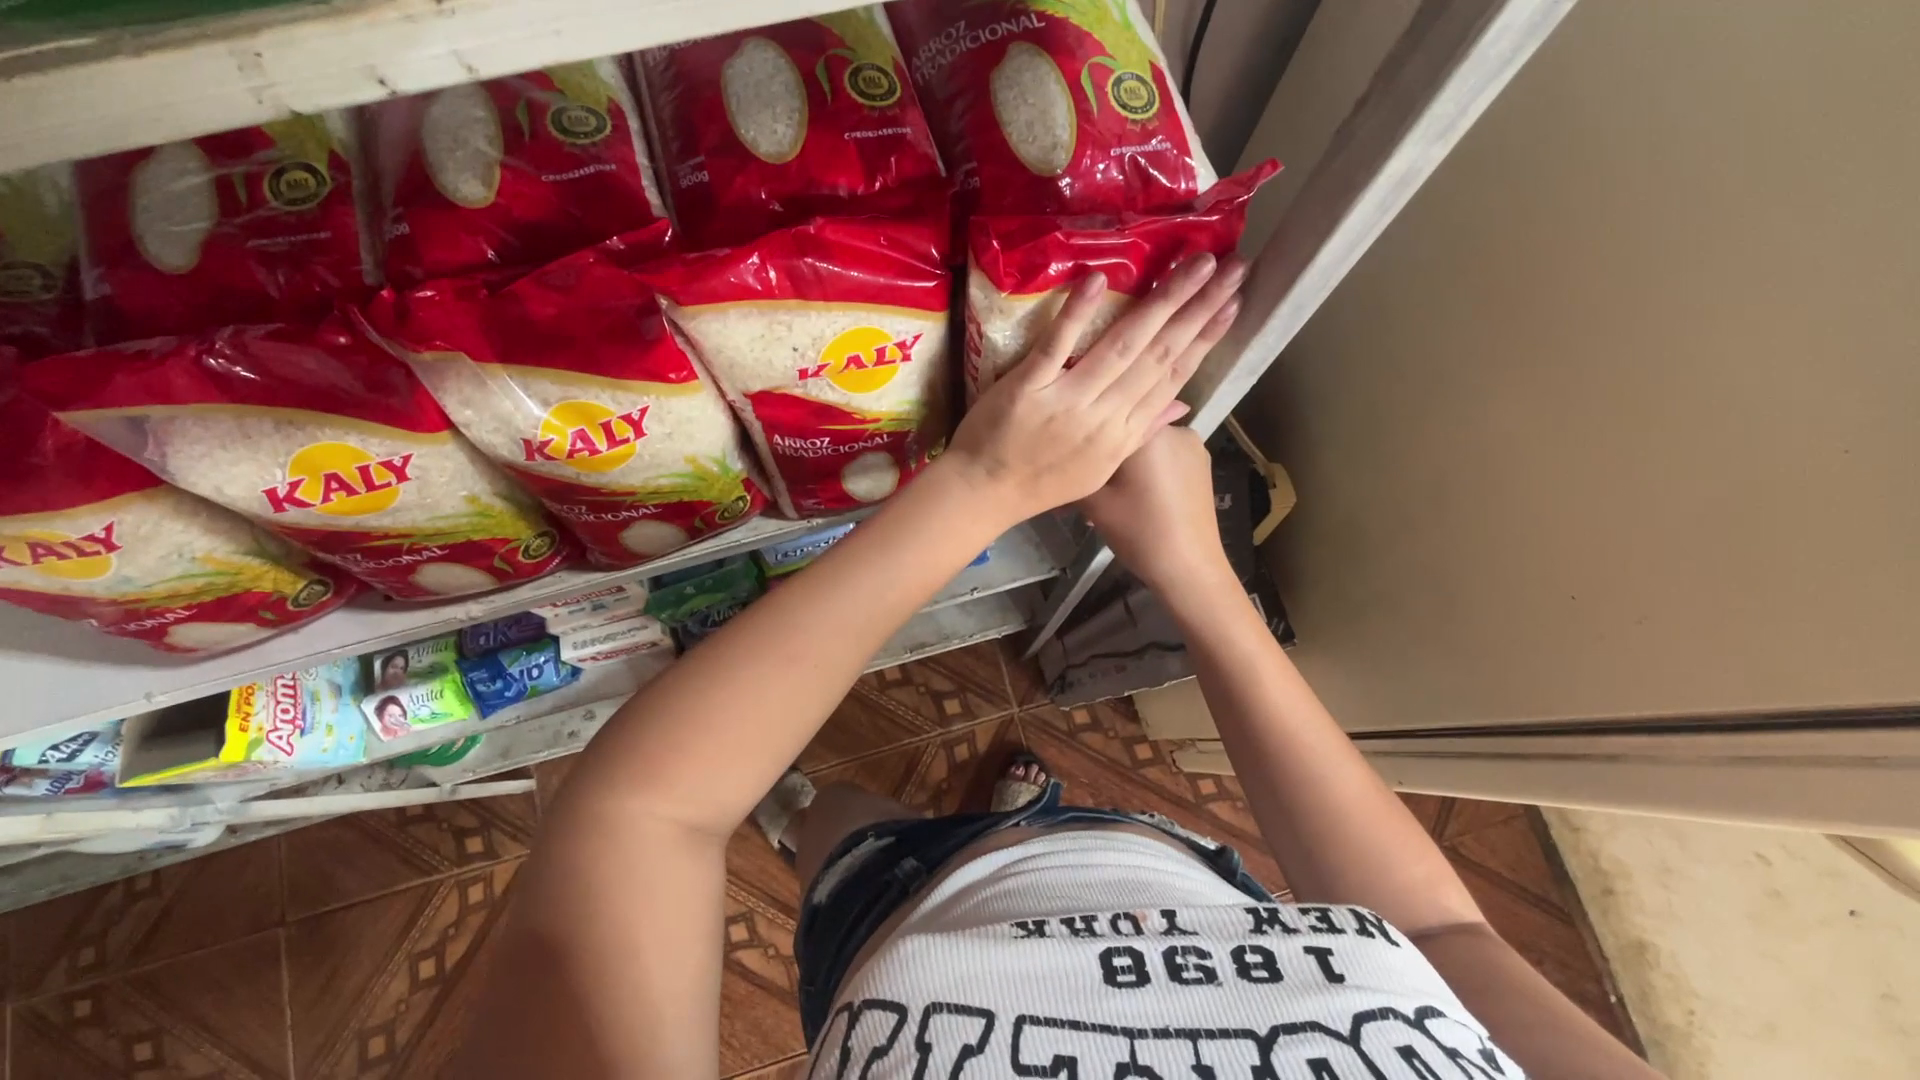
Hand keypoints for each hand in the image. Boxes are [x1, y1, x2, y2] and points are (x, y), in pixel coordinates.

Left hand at [941, 252, 1245, 524]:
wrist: (984, 494)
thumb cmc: (1040, 481)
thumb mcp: (1098, 469)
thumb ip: (1139, 433)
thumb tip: (1180, 404)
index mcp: (1123, 436)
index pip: (1173, 378)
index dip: (1205, 339)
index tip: (1232, 305)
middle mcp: (1103, 417)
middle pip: (1158, 356)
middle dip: (1197, 309)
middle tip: (1230, 267)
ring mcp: (1066, 402)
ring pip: (1120, 347)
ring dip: (1159, 302)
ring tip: (1192, 265)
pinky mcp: (1027, 389)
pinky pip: (1055, 346)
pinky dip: (1077, 314)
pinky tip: (1100, 281)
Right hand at [1080, 426, 1235, 597]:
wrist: (1190, 568)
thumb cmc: (1140, 532)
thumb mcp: (1095, 504)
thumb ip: (1074, 475)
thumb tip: (1055, 462)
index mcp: (1148, 432)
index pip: (1107, 421)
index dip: (1085, 442)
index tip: (1069, 464)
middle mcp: (1175, 429)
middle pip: (1127, 434)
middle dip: (1105, 457)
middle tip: (1084, 489)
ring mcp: (1192, 446)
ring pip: (1145, 448)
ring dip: (1124, 467)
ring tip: (1108, 500)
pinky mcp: (1201, 465)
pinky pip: (1163, 460)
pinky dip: (1145, 473)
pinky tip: (1134, 500)